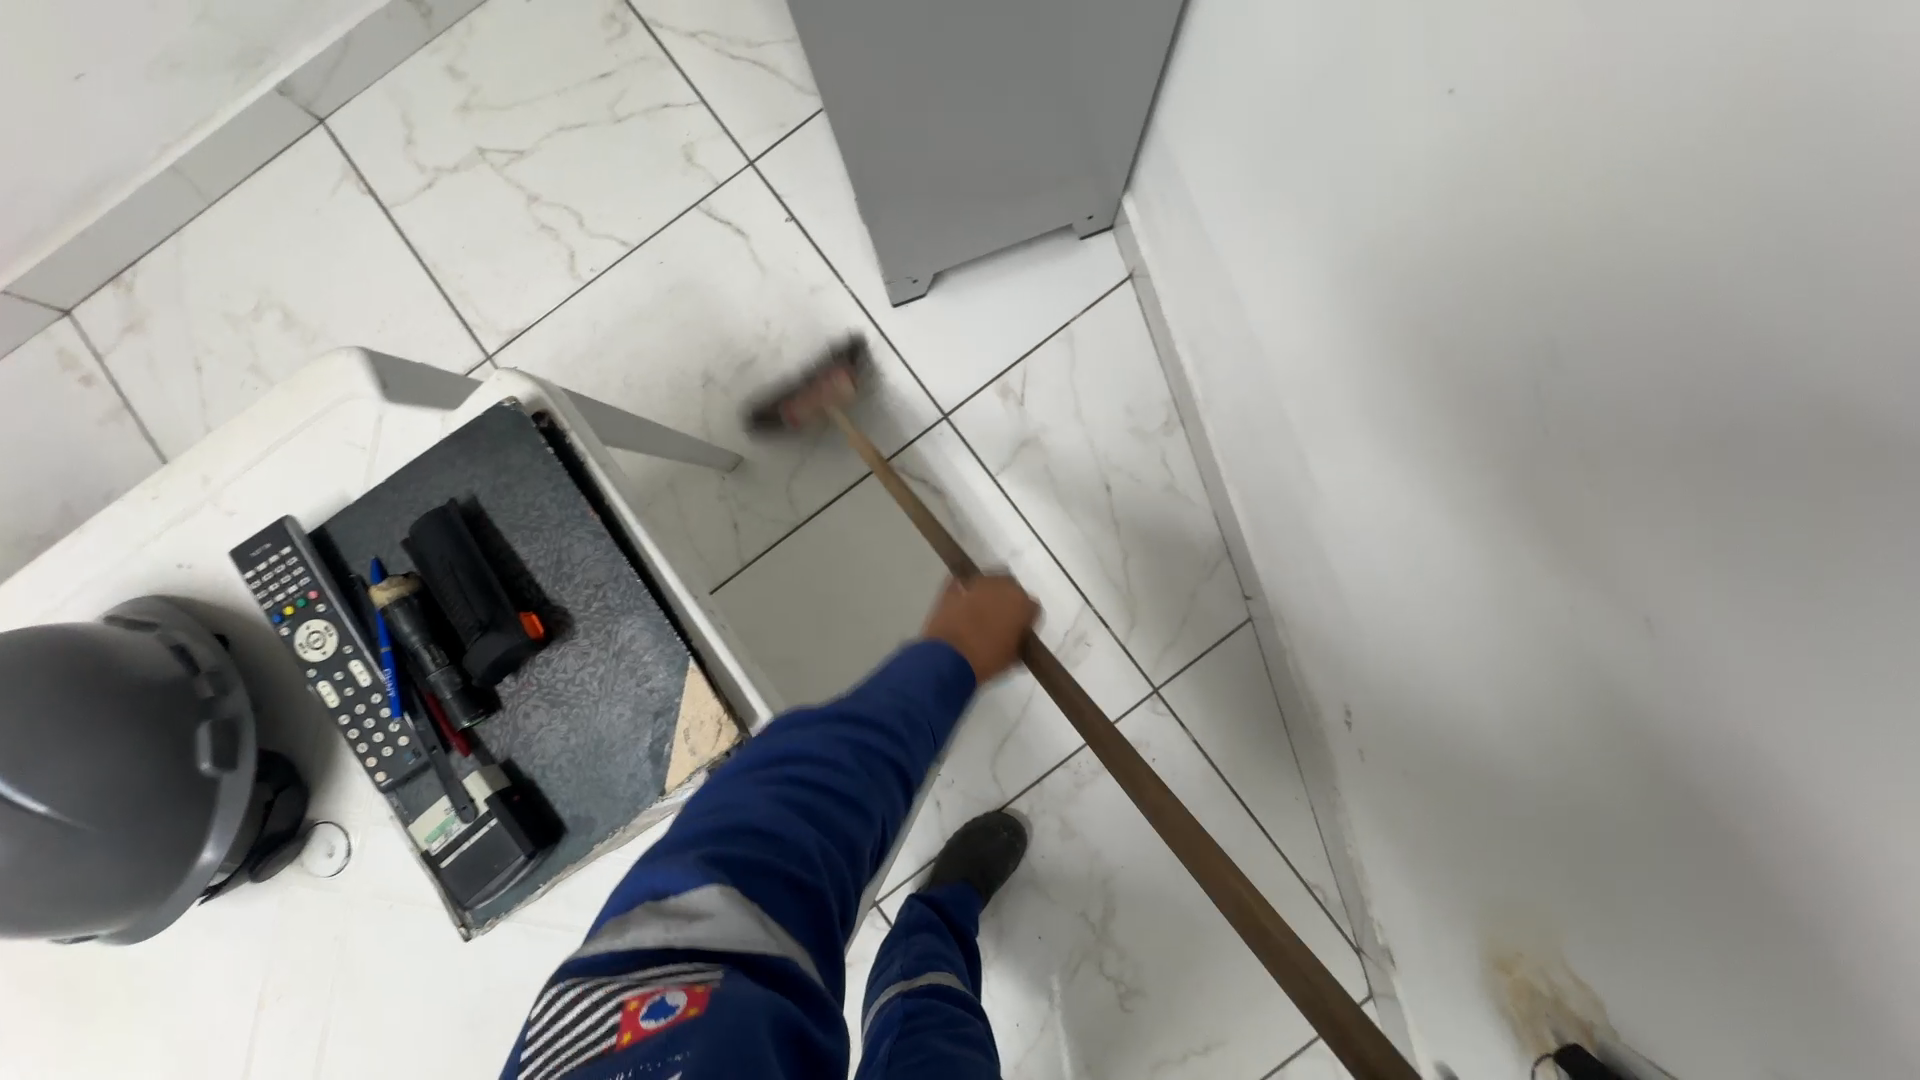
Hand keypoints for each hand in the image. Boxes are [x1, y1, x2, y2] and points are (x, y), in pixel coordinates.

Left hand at [922, 574, 1039, 683]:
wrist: (948, 657)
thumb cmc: (986, 660)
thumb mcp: (1013, 656)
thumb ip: (1019, 639)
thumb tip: (1015, 635)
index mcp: (1024, 604)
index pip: (1031, 608)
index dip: (1024, 620)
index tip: (1018, 631)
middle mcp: (1005, 585)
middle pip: (1010, 590)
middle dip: (1006, 602)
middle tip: (998, 620)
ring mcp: (978, 582)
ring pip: (988, 584)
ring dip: (986, 595)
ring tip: (978, 612)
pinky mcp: (955, 584)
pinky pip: (965, 585)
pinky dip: (965, 593)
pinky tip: (961, 606)